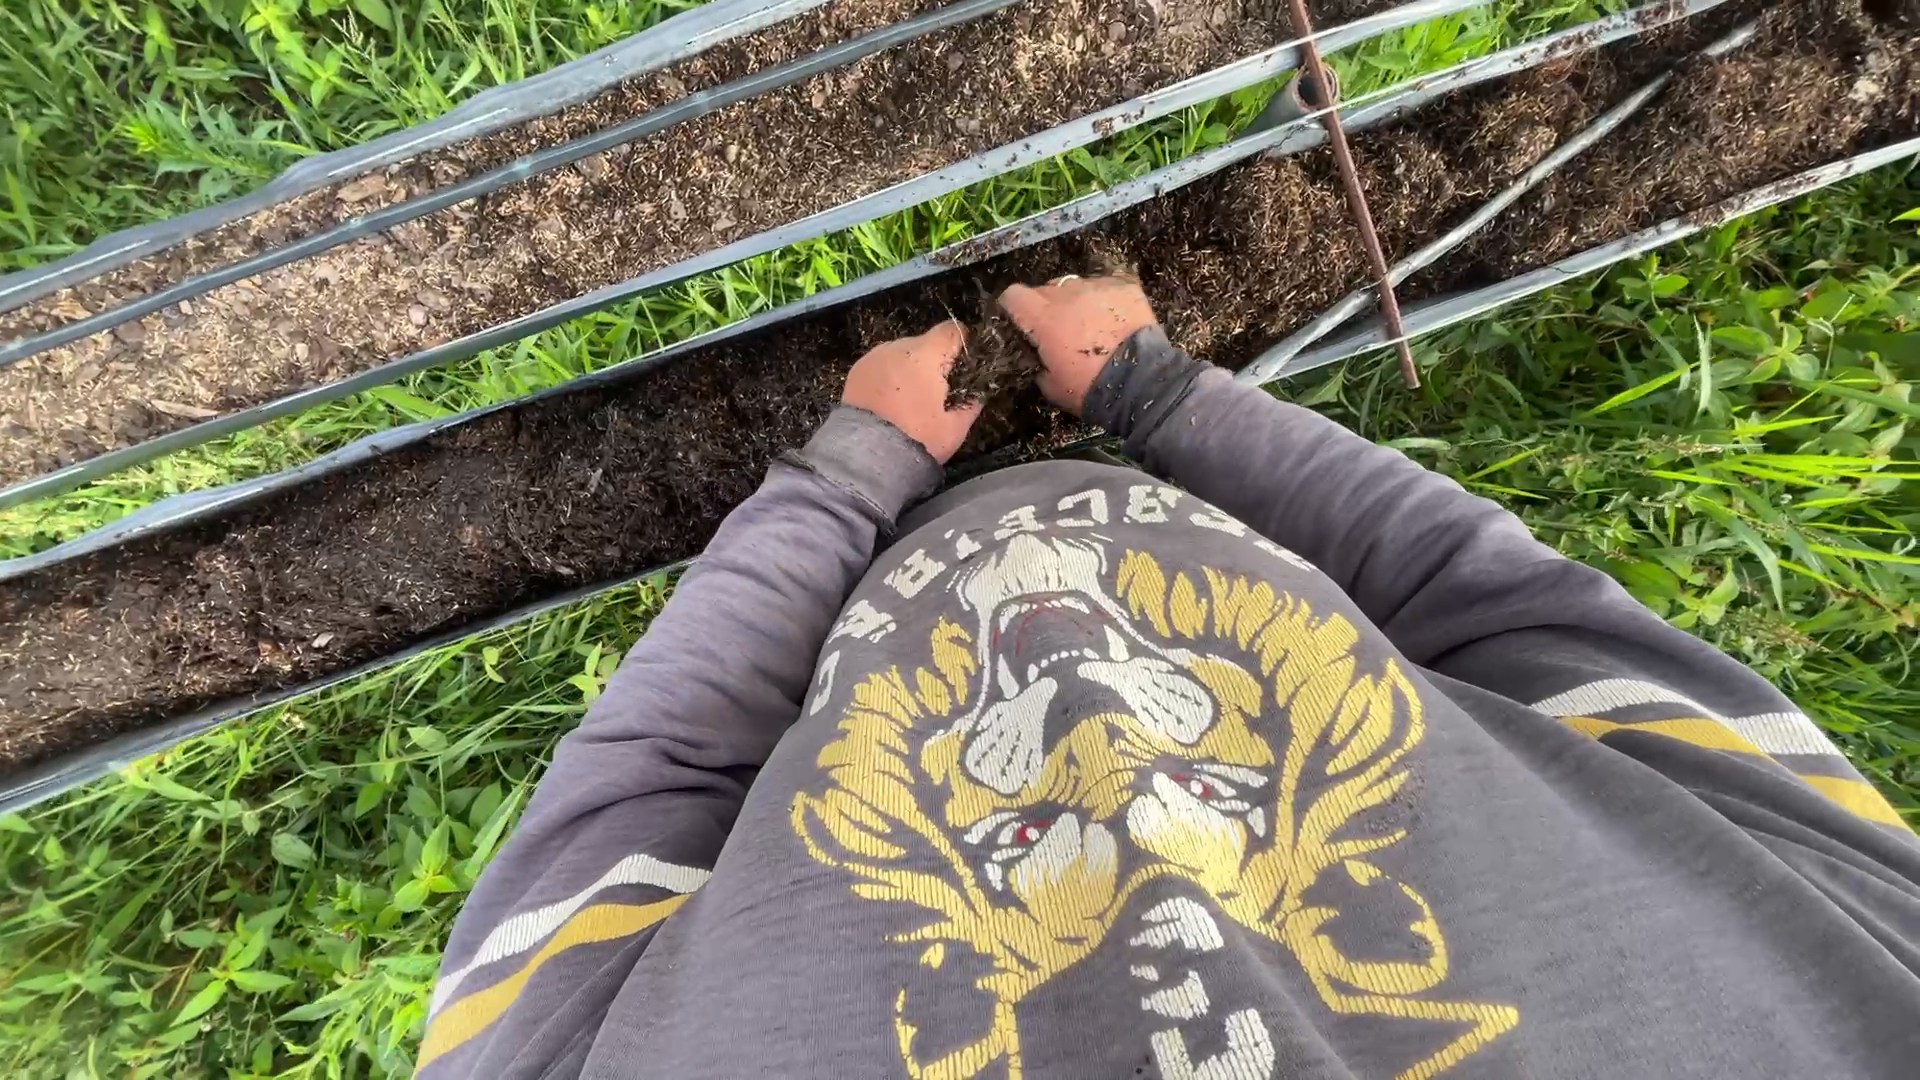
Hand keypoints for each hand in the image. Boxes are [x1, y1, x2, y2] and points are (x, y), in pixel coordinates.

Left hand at [841, 320, 982, 463]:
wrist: (867, 456)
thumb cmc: (918, 440)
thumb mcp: (955, 429)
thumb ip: (971, 405)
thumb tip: (976, 393)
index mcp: (928, 355)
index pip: (952, 331)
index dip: (962, 344)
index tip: (963, 364)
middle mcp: (899, 347)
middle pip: (925, 343)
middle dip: (933, 362)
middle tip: (935, 393)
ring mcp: (874, 357)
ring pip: (901, 354)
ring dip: (909, 369)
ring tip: (908, 400)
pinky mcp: (856, 370)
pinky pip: (881, 365)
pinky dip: (888, 377)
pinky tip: (888, 401)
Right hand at [998, 275, 1158, 415]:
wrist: (1138, 383)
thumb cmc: (1088, 388)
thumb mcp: (1050, 385)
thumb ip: (1038, 362)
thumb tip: (1038, 354)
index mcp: (1042, 317)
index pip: (1012, 296)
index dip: (1013, 308)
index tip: (1019, 323)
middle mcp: (1066, 294)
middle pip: (1044, 290)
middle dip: (1046, 308)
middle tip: (1058, 332)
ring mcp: (1096, 286)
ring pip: (1075, 286)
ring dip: (1075, 303)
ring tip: (1090, 326)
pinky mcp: (1124, 286)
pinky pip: (1106, 287)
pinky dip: (1104, 301)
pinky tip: (1113, 321)